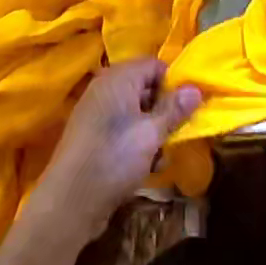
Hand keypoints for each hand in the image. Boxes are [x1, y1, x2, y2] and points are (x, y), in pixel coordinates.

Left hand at [34, 59, 202, 236]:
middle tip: (178, 132)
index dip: (174, 82)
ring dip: (153, 131)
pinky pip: (122, 128)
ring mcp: (96, 112)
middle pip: (145, 87)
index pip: (154, 65)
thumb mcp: (151, 134)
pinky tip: (146, 166)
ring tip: (161, 155)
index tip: (189, 106)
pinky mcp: (93, 135)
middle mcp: (105, 88)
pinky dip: (136, 141)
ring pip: (136, 111)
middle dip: (165, 110)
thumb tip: (195, 88)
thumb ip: (174, 110)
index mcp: (118, 78)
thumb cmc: (114, 158)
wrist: (70, 200)